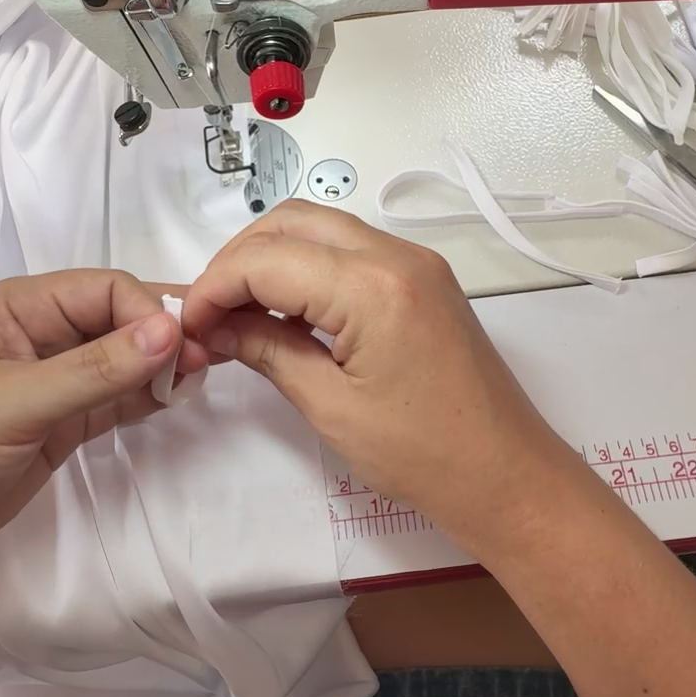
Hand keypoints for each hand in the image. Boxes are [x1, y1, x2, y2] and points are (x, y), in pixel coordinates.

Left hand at [0, 271, 206, 579]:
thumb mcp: (13, 402)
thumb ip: (95, 369)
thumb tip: (172, 332)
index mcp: (16, 308)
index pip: (104, 289)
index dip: (149, 312)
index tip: (184, 349)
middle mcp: (35, 337)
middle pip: (116, 320)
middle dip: (162, 335)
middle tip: (212, 359)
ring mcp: (46, 384)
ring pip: (118, 361)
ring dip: (157, 367)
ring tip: (201, 378)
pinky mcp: (52, 426)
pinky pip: (109, 399)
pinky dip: (140, 398)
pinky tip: (171, 399)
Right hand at [182, 202, 580, 549]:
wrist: (506, 475)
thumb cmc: (422, 456)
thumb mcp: (331, 407)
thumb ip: (267, 350)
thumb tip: (214, 326)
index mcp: (373, 287)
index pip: (267, 259)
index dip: (214, 287)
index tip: (189, 326)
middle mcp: (397, 255)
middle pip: (291, 221)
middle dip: (239, 260)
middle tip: (211, 314)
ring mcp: (417, 261)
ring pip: (321, 226)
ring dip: (272, 257)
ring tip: (241, 311)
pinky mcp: (425, 277)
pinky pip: (351, 249)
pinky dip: (308, 266)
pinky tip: (287, 307)